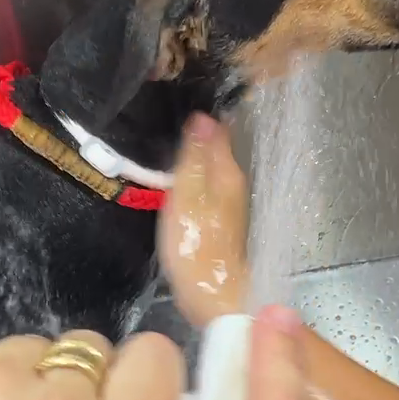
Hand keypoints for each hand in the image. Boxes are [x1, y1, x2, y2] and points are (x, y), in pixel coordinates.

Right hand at [158, 114, 251, 325]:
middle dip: (195, 136)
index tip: (176, 106)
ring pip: (210, 169)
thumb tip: (202, 117)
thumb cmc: (194, 243)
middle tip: (165, 125)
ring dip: (193, 158)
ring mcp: (228, 205)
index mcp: (227, 173)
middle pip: (215, 149)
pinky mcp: (218, 222)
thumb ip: (194, 157)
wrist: (210, 293)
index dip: (200, 118)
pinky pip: (206, 188)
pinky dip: (192, 181)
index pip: (217, 131)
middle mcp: (233, 184)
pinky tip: (175, 183)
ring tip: (166, 149)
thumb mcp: (186, 194)